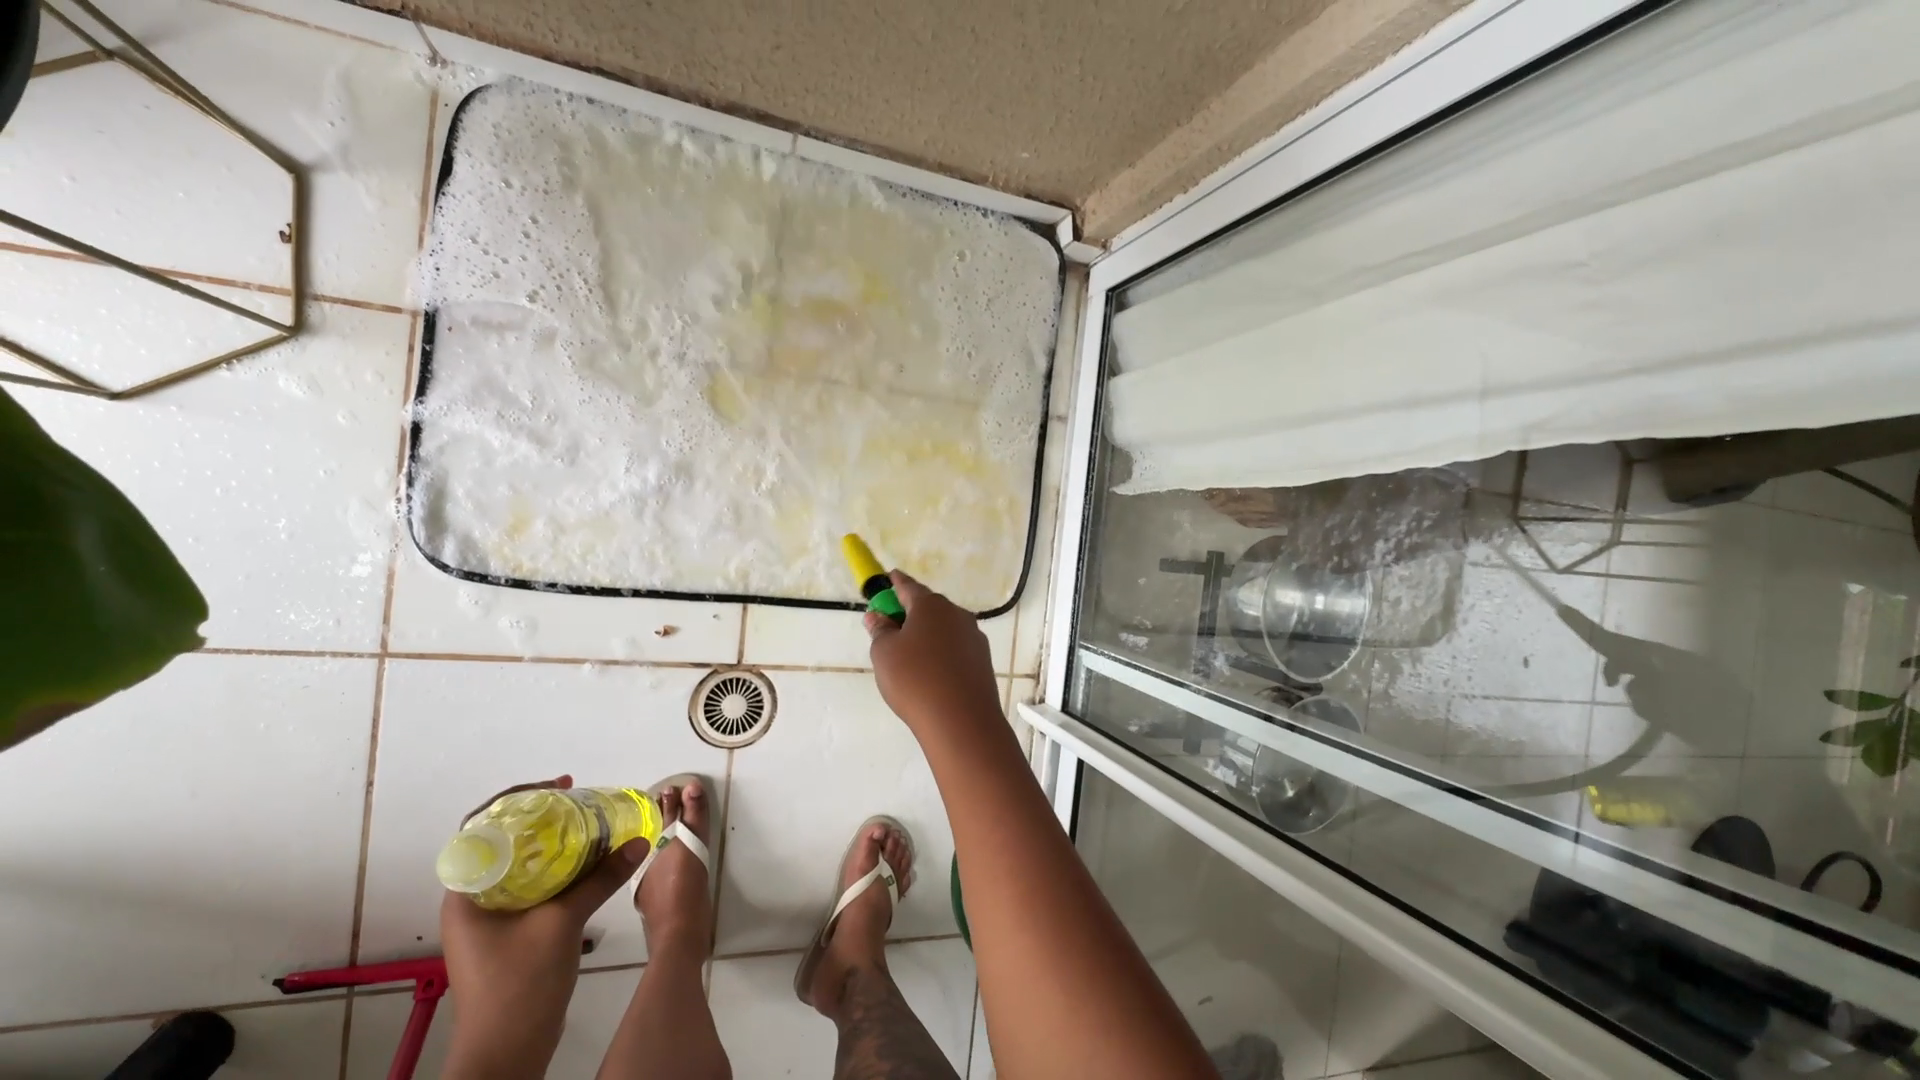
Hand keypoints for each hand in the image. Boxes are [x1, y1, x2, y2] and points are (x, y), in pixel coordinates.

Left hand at [440, 774, 647, 1078]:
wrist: (506, 1053)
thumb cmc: (519, 985)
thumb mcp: (562, 924)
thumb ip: (599, 880)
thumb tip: (638, 843)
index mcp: (467, 891)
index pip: (483, 825)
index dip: (519, 798)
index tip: (559, 787)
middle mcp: (473, 899)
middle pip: (506, 842)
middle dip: (545, 818)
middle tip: (582, 803)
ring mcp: (491, 919)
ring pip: (523, 866)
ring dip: (556, 845)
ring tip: (593, 828)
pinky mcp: (510, 934)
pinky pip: (534, 888)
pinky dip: (560, 872)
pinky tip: (590, 867)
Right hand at [865, 570, 1004, 737]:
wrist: (961, 720)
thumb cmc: (915, 679)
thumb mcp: (884, 653)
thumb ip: (880, 630)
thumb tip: (878, 616)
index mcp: (931, 605)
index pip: (909, 586)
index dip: (895, 583)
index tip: (889, 578)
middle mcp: (957, 615)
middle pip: (929, 608)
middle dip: (910, 613)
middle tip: (892, 627)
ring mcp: (974, 638)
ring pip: (945, 629)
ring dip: (928, 635)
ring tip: (910, 657)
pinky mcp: (983, 662)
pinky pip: (955, 650)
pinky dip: (941, 654)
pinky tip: (932, 674)